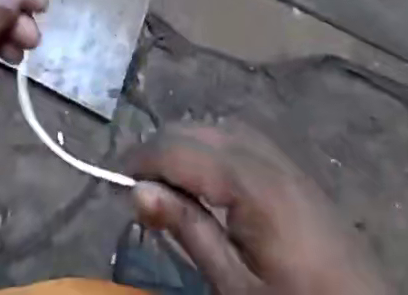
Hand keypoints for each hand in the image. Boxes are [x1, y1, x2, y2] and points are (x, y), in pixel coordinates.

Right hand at [129, 123, 391, 294]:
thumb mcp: (234, 286)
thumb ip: (188, 231)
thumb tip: (138, 192)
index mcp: (251, 183)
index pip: (183, 150)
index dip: (144, 157)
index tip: (112, 176)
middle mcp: (267, 156)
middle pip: (202, 130)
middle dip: (163, 146)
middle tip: (134, 182)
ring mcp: (285, 158)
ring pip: (222, 128)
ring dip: (188, 142)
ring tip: (163, 177)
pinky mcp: (294, 169)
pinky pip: (244, 138)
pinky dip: (214, 145)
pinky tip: (204, 174)